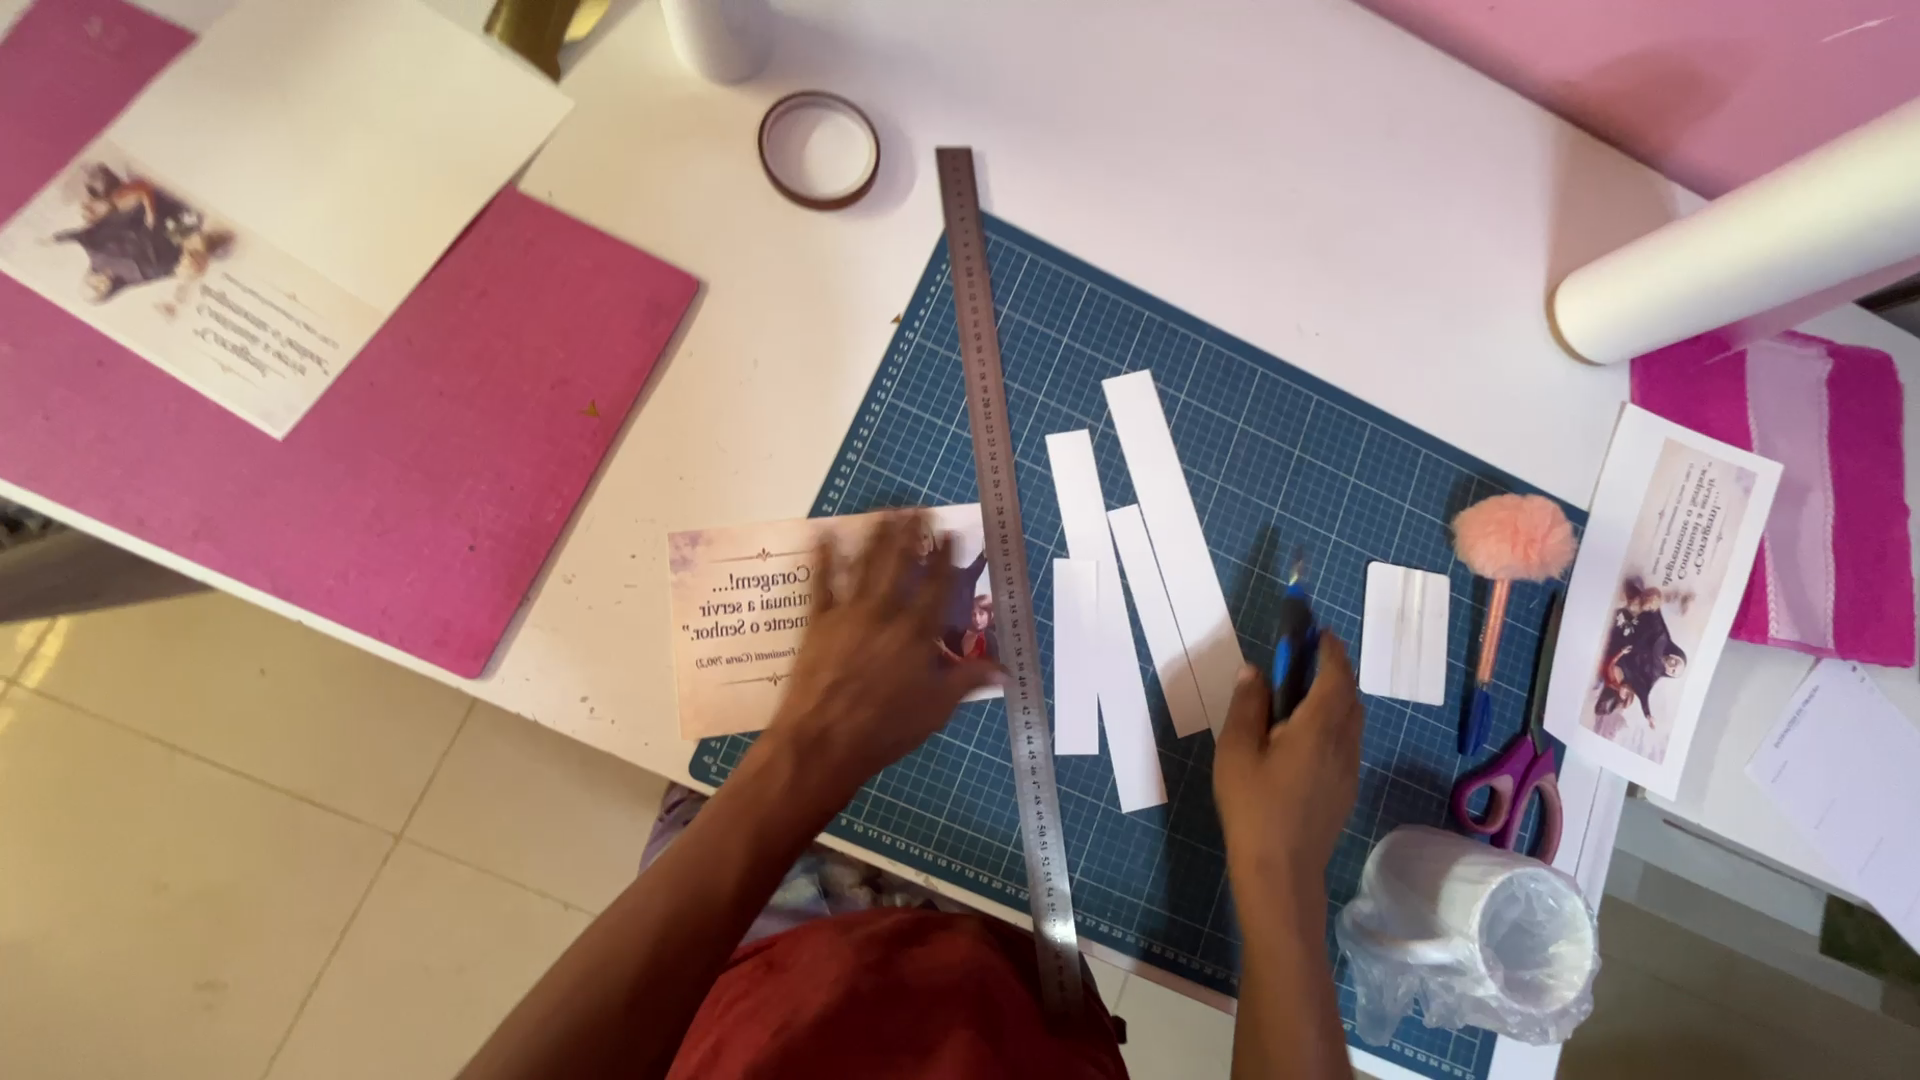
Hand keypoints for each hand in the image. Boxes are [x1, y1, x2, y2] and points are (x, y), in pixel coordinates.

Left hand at [758, 510, 1001, 805]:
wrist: (823, 742)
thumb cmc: (886, 730)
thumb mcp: (937, 708)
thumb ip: (969, 679)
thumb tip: (1006, 668)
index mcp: (918, 632)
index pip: (938, 585)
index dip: (946, 557)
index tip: (950, 533)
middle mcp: (886, 612)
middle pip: (902, 564)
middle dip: (912, 534)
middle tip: (918, 510)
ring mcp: (849, 613)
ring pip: (866, 564)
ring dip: (877, 535)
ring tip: (885, 512)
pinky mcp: (818, 622)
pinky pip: (822, 582)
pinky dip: (824, 557)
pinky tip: (825, 534)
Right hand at [1213, 636, 1363, 895]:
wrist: (1280, 870)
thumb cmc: (1252, 805)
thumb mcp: (1237, 749)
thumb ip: (1247, 705)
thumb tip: (1255, 671)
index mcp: (1317, 728)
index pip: (1335, 677)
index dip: (1329, 650)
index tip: (1318, 631)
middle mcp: (1342, 744)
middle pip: (1350, 697)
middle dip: (1334, 670)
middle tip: (1306, 658)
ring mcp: (1348, 770)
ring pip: (1351, 721)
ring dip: (1336, 697)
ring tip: (1303, 693)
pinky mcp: (1344, 790)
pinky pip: (1346, 742)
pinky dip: (1333, 722)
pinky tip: (1303, 735)